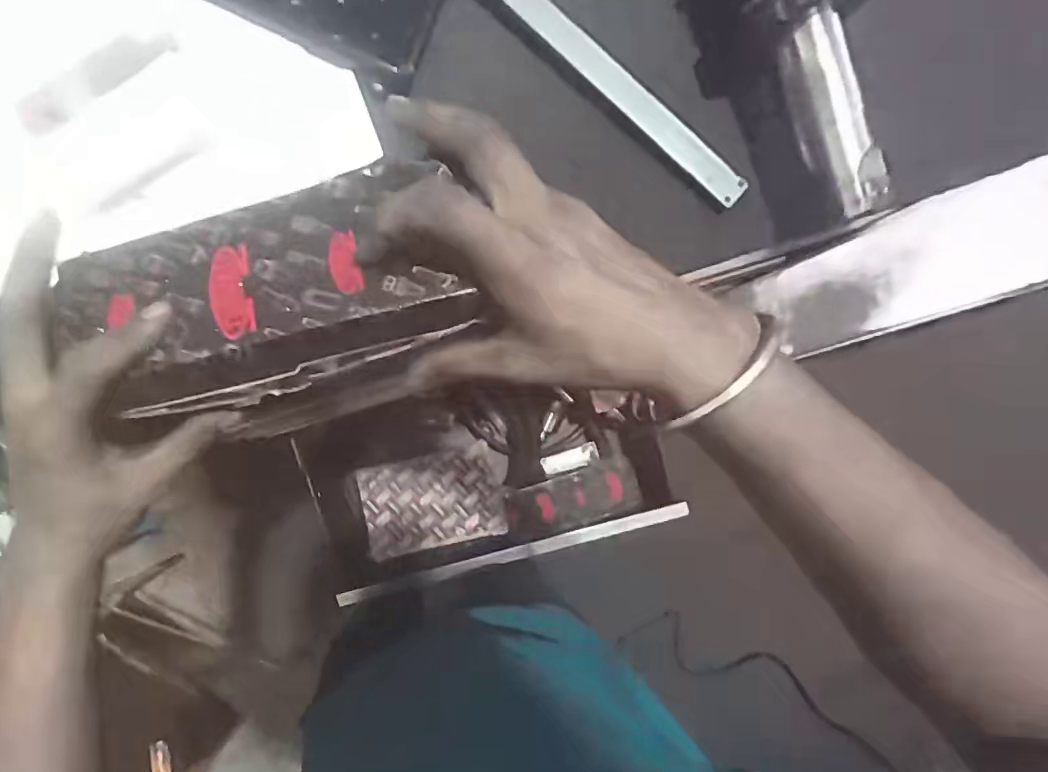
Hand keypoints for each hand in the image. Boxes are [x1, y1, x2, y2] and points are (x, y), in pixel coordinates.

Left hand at [0, 216, 234, 566]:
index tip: (162, 309)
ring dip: (24, 278)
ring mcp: (13, 394)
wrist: (47, 545)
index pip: (90, 365)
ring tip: (43, 238)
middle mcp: (23, 397)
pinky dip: (32, 308)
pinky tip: (51, 291)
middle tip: (48, 217)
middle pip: (15, 317)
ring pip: (10, 323)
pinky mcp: (20, 398)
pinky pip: (21, 341)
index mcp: (55, 421)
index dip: (128, 338)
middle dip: (28, 264)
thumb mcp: (145, 483)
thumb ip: (186, 445)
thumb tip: (231, 414)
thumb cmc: (96, 518)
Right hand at [372, 98, 760, 412]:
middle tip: (397, 117)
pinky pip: (526, 182)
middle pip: (480, 139)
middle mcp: (534, 211)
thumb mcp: (523, 364)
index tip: (373, 246)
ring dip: (462, 147)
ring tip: (430, 161)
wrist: (674, 334)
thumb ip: (461, 363)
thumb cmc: (595, 352)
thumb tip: (410, 379)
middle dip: (433, 120)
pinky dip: (493, 181)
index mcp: (513, 252)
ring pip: (504, 154)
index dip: (394, 217)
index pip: (439, 205)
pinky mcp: (581, 213)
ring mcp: (562, 205)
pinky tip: (486, 215)